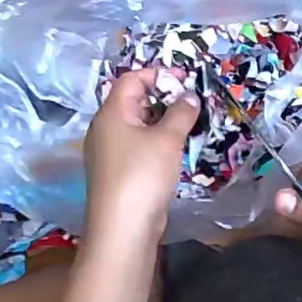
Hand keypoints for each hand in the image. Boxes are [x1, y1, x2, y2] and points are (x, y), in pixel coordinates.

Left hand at [83, 68, 199, 235]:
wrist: (123, 227)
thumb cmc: (143, 174)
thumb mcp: (168, 138)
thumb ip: (181, 112)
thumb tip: (189, 95)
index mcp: (112, 113)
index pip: (131, 79)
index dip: (158, 75)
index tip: (187, 82)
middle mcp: (106, 128)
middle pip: (135, 101)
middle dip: (165, 98)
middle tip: (195, 104)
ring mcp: (111, 151)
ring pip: (139, 125)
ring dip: (165, 122)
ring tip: (192, 126)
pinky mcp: (119, 171)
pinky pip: (140, 145)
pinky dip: (159, 141)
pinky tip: (178, 150)